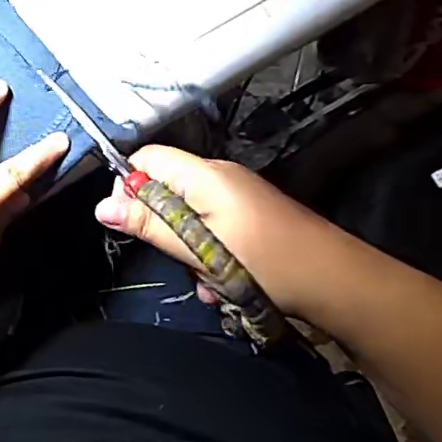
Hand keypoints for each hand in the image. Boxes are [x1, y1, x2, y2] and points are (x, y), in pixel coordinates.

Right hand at [92, 145, 345, 317]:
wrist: (339, 283)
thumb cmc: (271, 263)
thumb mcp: (202, 250)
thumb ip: (151, 226)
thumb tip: (103, 208)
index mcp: (205, 175)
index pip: (146, 159)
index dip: (129, 187)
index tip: (130, 225)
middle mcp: (219, 177)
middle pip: (164, 188)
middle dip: (160, 227)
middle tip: (176, 259)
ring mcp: (237, 197)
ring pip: (186, 215)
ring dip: (186, 249)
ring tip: (206, 279)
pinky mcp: (250, 217)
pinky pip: (211, 228)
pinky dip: (209, 254)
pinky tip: (224, 282)